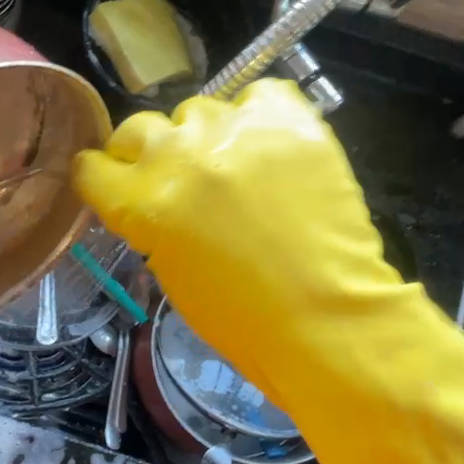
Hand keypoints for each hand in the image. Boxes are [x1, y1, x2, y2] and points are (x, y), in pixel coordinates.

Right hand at [74, 81, 463, 463]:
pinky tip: (264, 162)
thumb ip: (166, 254)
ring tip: (218, 177)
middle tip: (161, 186)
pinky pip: (265, 105)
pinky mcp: (311, 142)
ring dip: (203, 137)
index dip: (97, 175)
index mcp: (160, 221)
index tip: (98, 184)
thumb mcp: (195, 309)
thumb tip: (149, 220)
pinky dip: (258, 123)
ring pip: (204, 109)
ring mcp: (257, 150)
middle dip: (146, 155)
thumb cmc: (270, 357)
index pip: (99, 168)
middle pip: (146, 129)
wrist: (366, 358)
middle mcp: (200, 170)